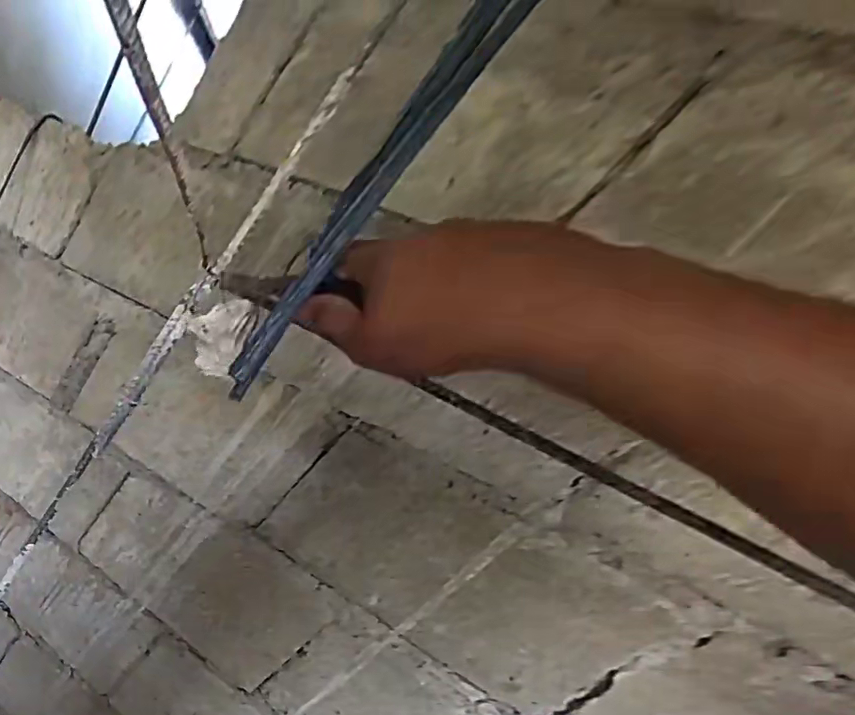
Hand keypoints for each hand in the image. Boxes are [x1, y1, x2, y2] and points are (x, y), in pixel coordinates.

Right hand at [296, 220, 618, 379]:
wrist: (551, 307)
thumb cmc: (441, 332)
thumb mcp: (370, 343)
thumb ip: (333, 323)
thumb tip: (303, 304)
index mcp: (384, 257)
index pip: (341, 261)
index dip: (335, 285)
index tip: (341, 314)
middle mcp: (427, 234)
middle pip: (393, 260)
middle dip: (389, 289)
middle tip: (397, 330)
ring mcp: (479, 231)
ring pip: (441, 261)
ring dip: (436, 287)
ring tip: (450, 328)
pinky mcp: (524, 238)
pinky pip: (485, 262)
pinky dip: (479, 285)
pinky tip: (490, 316)